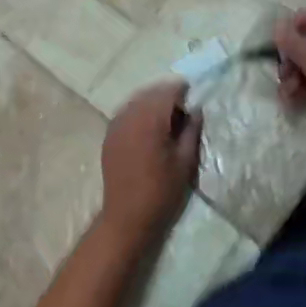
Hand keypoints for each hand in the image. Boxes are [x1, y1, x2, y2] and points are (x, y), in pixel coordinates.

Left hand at [98, 81, 200, 243]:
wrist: (128, 215)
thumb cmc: (162, 191)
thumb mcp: (185, 162)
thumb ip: (191, 131)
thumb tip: (196, 109)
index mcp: (150, 120)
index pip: (167, 92)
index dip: (182, 90)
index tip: (193, 97)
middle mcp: (129, 115)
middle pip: (150, 93)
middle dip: (167, 96)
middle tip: (182, 110)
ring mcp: (116, 124)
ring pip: (136, 100)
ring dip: (152, 103)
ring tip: (167, 118)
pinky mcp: (109, 134)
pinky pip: (125, 112)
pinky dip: (139, 112)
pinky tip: (149, 127)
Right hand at [275, 7, 305, 153]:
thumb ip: (298, 47)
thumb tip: (277, 25)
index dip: (297, 22)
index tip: (280, 39)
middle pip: (305, 41)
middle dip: (289, 56)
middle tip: (283, 72)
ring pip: (302, 63)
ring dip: (289, 76)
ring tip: (287, 93)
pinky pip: (305, 81)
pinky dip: (295, 88)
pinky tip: (291, 101)